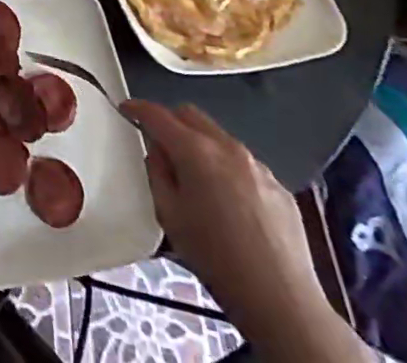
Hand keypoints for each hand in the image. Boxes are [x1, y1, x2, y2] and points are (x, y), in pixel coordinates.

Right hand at [120, 100, 373, 362]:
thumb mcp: (169, 215)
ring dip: (200, 144)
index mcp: (196, 152)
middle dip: (170, 121)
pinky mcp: (278, 185)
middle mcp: (228, 148)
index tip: (126, 109)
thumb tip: (157, 153)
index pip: (159, 115)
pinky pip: (243, 163)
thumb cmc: (214, 257)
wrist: (280, 298)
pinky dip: (226, 167)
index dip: (138, 108)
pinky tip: (228, 203)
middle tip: (158, 144)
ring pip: (219, 137)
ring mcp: (258, 165)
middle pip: (191, 115)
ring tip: (195, 178)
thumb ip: (157, 173)